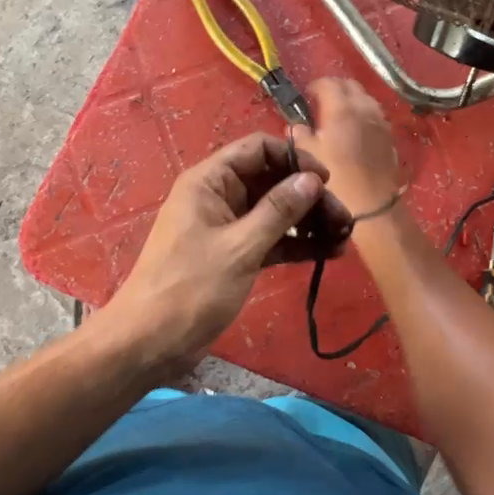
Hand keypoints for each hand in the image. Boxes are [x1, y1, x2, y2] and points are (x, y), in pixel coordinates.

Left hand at [100, 133, 353, 376]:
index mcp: (210, 182)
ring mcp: (227, 228)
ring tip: (344, 240)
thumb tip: (312, 180)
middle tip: (344, 221)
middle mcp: (219, 197)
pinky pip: (273, 240)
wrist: (149, 344)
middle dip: (309, 197)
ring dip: (309, 222)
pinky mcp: (235, 255)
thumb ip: (278, 211)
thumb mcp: (239, 248)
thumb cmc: (189, 289)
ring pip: (276, 213)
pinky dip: (297, 245)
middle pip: (272, 182)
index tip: (325, 181)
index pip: (257, 150)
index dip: (294, 159)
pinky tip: (328, 254)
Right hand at [291, 79, 405, 217]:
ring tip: (339, 116)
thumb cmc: (336, 179)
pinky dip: (364, 116)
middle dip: (335, 89)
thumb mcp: (308, 156)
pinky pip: (375, 116)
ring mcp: (381, 122)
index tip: (307, 96)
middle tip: (322, 102)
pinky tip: (355, 132)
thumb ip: (300, 135)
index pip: (328, 83)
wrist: (373, 205)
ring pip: (366, 99)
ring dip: (352, 100)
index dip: (315, 86)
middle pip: (350, 85)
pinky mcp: (390, 137)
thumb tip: (297, 126)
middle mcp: (364, 108)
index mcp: (341, 108)